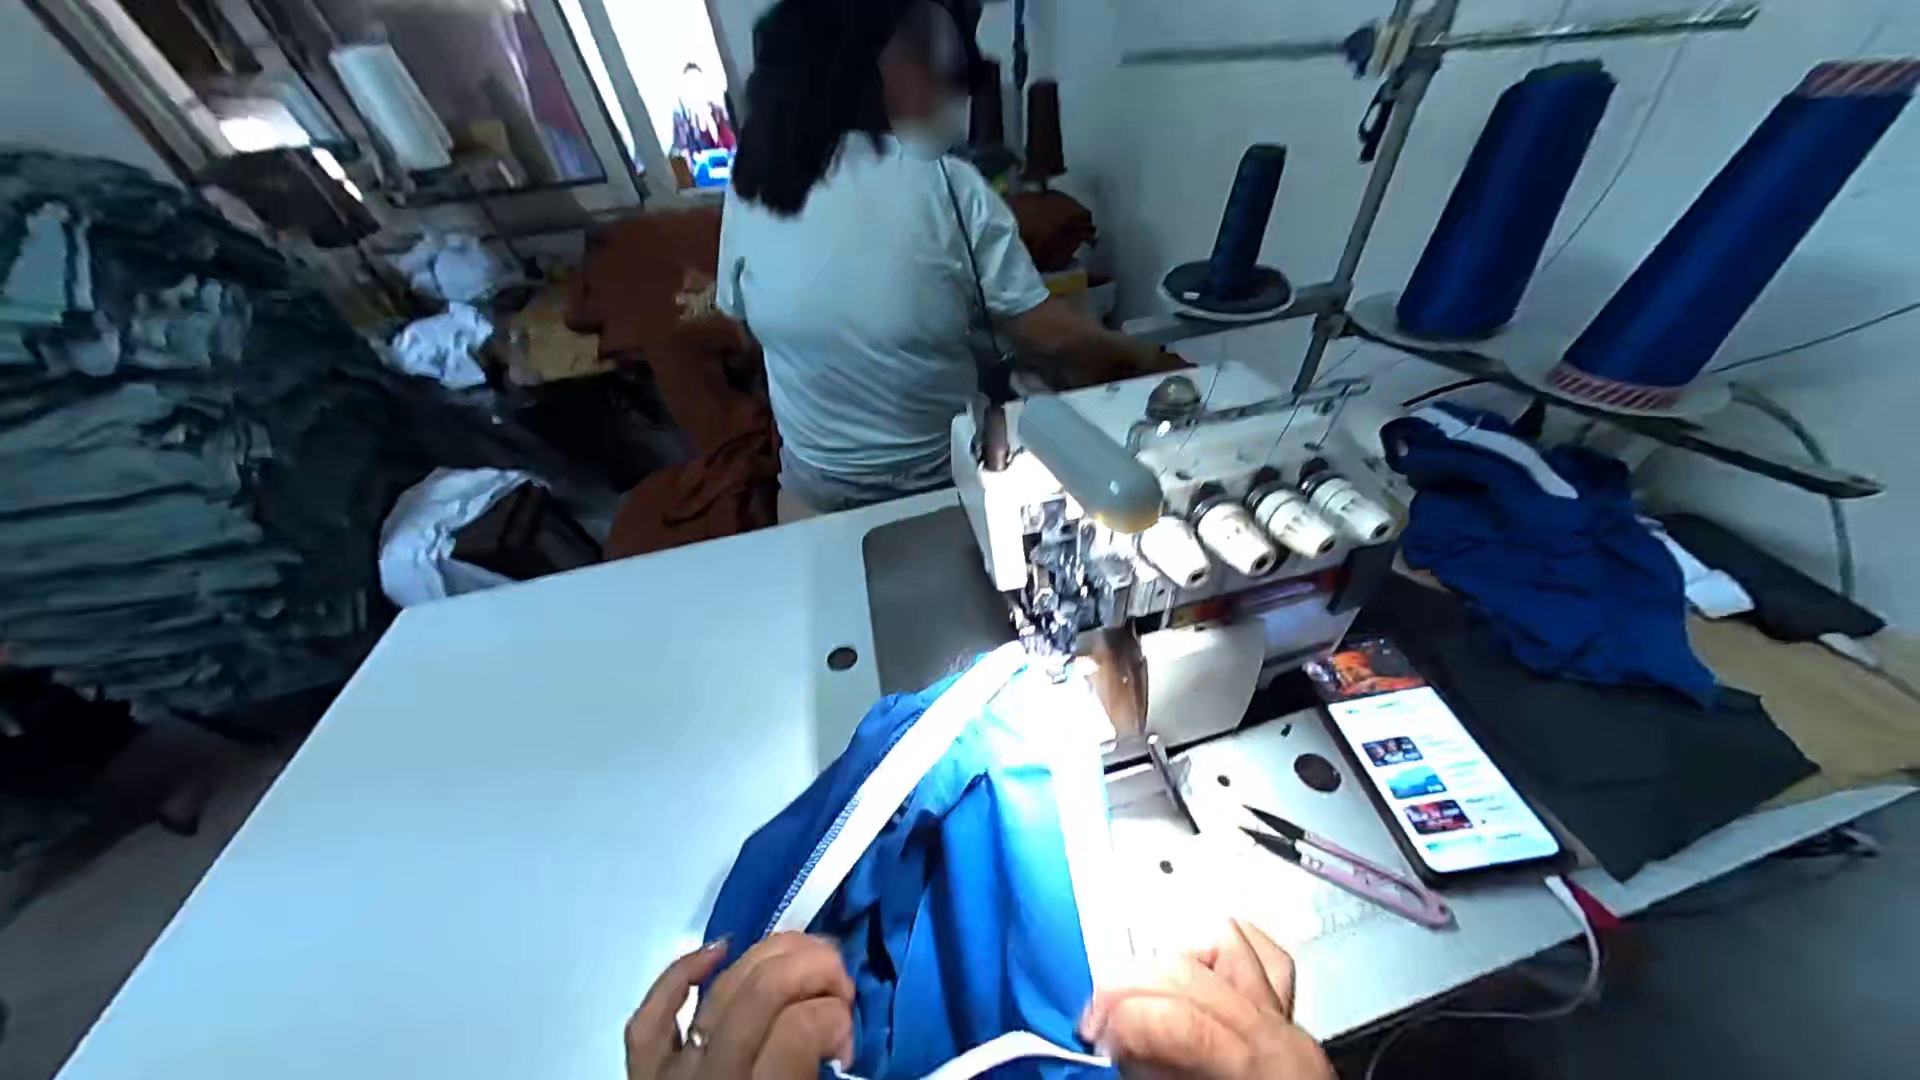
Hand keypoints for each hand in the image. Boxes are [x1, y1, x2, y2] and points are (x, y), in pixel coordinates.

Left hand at [625, 933, 855, 1079]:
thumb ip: (819, 1079)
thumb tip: (840, 1032)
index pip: (798, 1030)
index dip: (834, 1016)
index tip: (849, 1039)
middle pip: (763, 992)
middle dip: (815, 968)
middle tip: (840, 987)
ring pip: (722, 988)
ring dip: (774, 955)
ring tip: (807, 959)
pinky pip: (651, 1016)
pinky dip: (683, 972)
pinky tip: (721, 951)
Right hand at [1078, 919, 1330, 1079]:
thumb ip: (1156, 1076)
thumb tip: (1115, 1049)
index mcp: (1258, 1073)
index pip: (1181, 1021)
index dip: (1127, 1019)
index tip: (1095, 1033)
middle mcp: (1278, 1036)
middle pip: (1186, 972)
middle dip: (1130, 985)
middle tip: (1100, 1017)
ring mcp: (1285, 1019)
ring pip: (1222, 942)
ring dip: (1168, 960)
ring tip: (1141, 991)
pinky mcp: (1288, 1014)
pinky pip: (1258, 953)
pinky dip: (1222, 947)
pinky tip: (1194, 965)